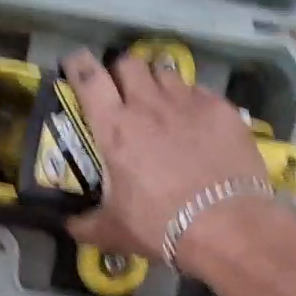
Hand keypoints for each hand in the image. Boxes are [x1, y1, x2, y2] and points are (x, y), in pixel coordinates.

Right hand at [60, 51, 272, 267]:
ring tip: (159, 108)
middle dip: (120, 73)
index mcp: (115, 129)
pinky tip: (193, 125)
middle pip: (129, 63)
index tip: (75, 63)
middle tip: (121, 94)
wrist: (224, 225)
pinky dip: (189, 102)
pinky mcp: (221, 109)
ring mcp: (188, 103)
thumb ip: (85, 224)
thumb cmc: (157, 226)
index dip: (78, 65)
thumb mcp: (111, 232)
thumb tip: (71, 224)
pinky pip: (198, 92)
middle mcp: (148, 105)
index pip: (89, 79)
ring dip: (155, 85)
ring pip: (165, 73)